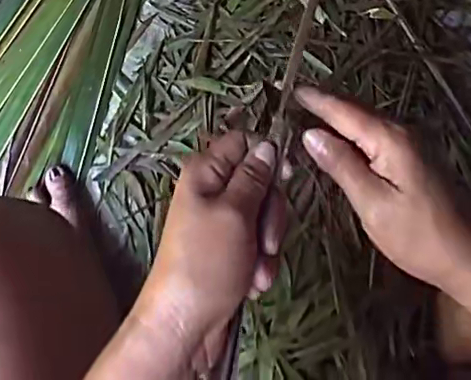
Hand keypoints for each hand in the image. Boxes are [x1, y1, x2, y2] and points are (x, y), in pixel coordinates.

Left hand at [134, 130, 288, 347]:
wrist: (185, 328)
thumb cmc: (205, 263)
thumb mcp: (235, 213)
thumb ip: (255, 177)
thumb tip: (268, 144)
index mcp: (205, 170)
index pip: (243, 141)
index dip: (266, 154)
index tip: (285, 175)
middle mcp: (212, 189)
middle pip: (259, 180)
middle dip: (270, 212)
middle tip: (265, 238)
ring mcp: (221, 221)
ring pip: (263, 214)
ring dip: (268, 243)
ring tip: (256, 269)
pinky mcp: (230, 249)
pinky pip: (258, 243)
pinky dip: (261, 262)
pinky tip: (253, 282)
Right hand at [296, 85, 470, 290]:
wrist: (470, 258)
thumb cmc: (419, 237)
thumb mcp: (373, 205)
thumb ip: (341, 166)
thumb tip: (310, 134)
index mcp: (389, 139)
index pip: (343, 111)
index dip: (315, 99)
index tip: (289, 88)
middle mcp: (399, 131)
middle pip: (353, 109)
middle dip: (322, 103)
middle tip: (291, 98)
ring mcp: (408, 142)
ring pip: (363, 120)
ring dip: (335, 115)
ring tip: (305, 112)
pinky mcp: (411, 155)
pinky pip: (373, 132)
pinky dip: (350, 129)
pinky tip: (337, 137)